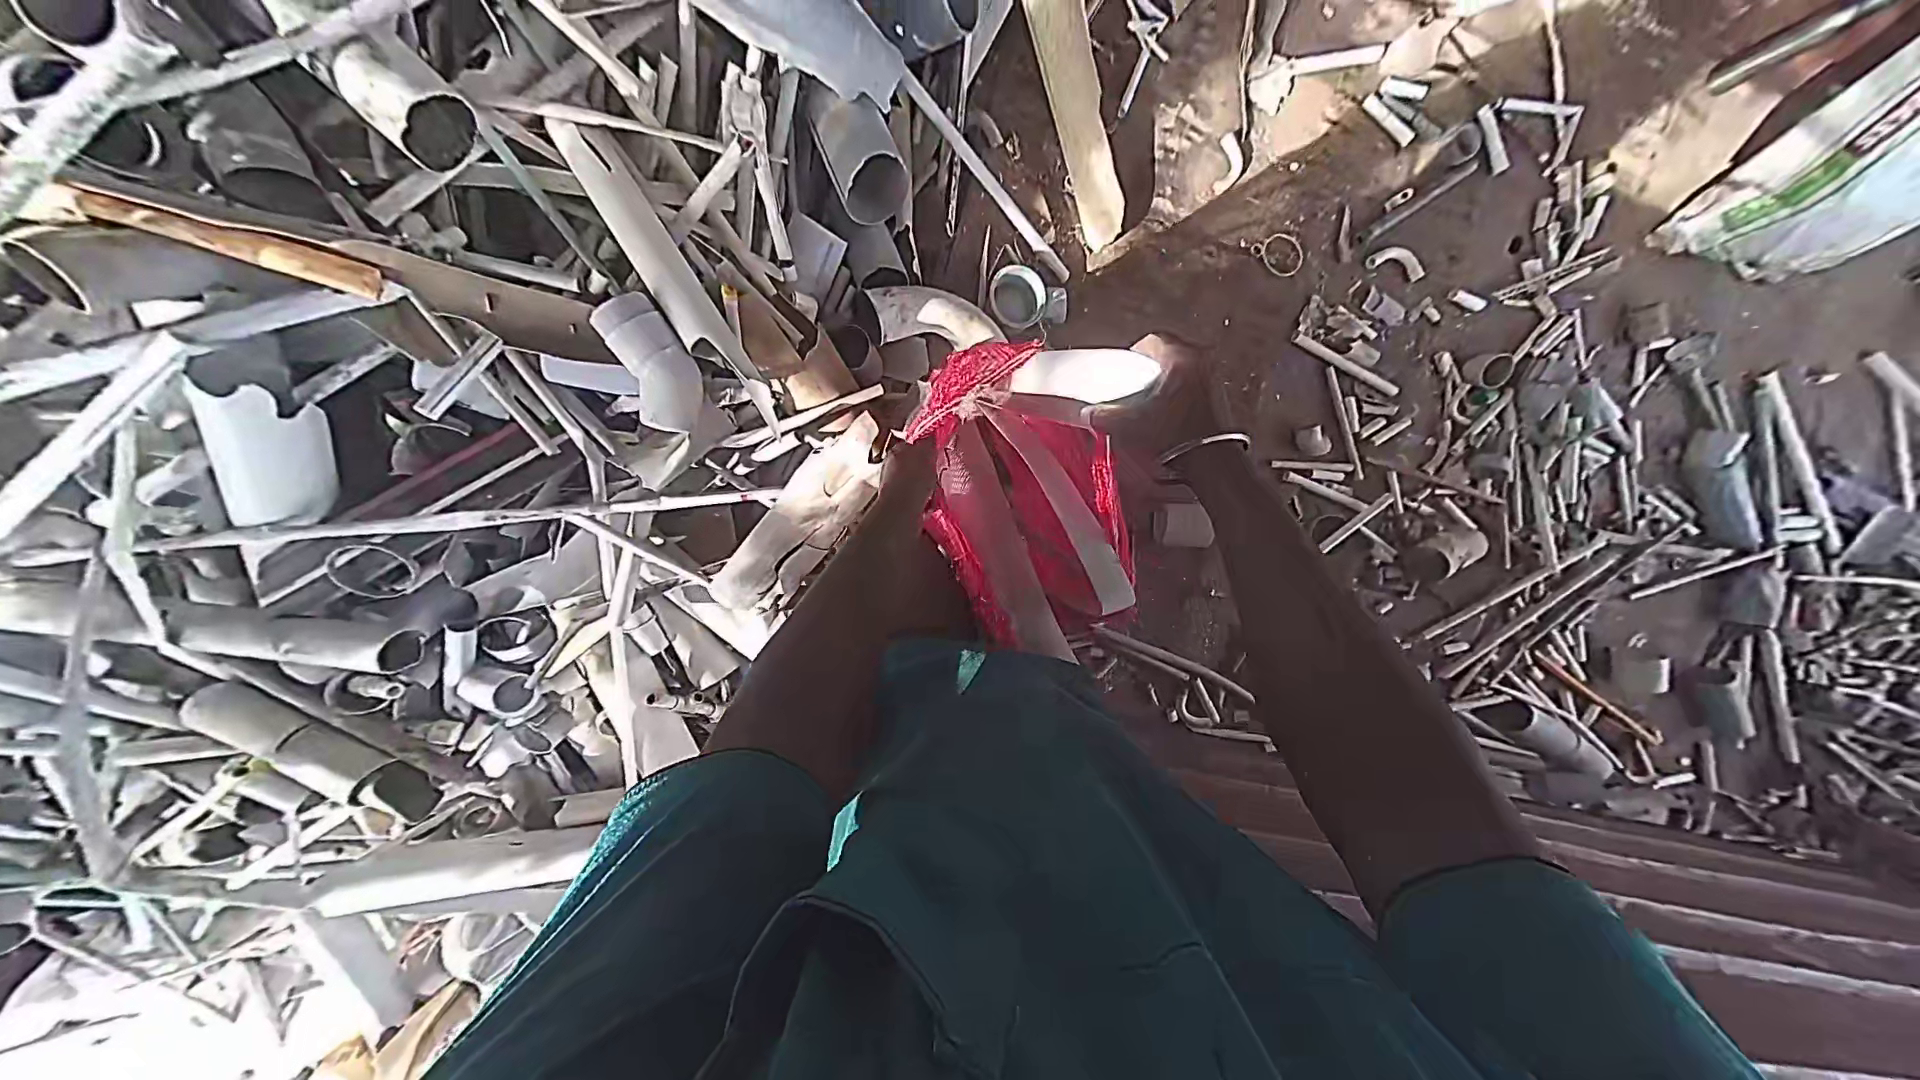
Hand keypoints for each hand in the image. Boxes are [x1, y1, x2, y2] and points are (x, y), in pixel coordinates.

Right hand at [1090, 333, 1225, 466]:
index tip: (1125, 367)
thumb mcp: (1129, 424)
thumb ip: (1103, 415)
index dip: (1133, 354)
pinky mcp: (1220, 397)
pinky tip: (1168, 413)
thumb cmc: (1176, 439)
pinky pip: (1195, 384)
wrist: (1209, 463)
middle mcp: (1201, 362)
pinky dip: (1181, 393)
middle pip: (1169, 353)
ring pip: (1183, 369)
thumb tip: (1089, 413)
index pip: (1152, 341)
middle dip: (1150, 368)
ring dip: (1166, 380)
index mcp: (1180, 358)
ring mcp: (1214, 379)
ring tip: (1150, 400)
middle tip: (1135, 383)